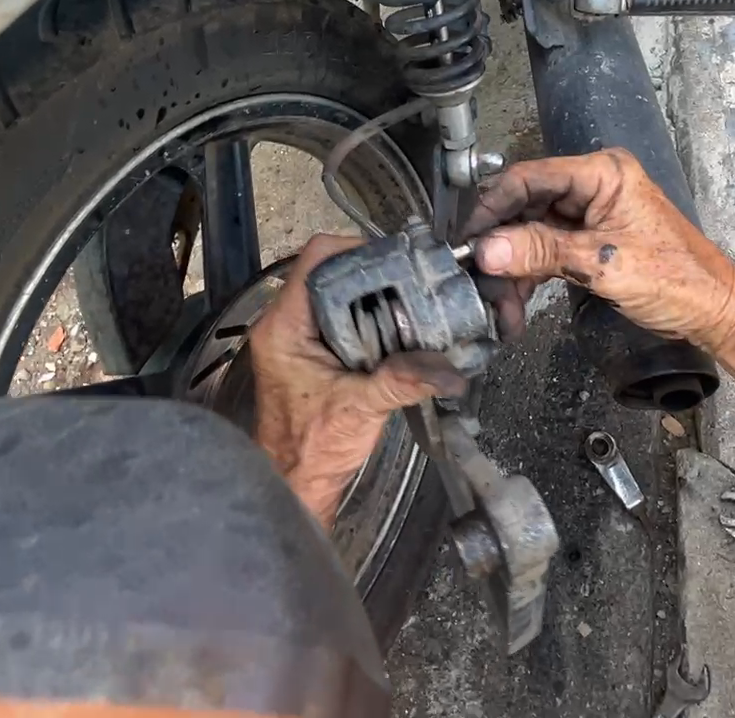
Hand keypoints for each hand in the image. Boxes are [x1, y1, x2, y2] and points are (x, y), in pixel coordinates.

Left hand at [249, 234, 466, 527]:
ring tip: (408, 296)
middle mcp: (285, 323)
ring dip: (371, 292)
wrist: (297, 485)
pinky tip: (396, 324)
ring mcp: (298, 336)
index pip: (316, 259)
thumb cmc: (311, 450)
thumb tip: (449, 368)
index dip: (356, 249)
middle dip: (371, 269)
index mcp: (284, 327)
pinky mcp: (312, 350)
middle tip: (410, 277)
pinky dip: (368, 313)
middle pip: (329, 269)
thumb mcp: (361, 410)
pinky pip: (341, 314)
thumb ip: (403, 381)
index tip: (394, 260)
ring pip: (337, 290)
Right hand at [463, 149, 734, 352]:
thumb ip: (542, 252)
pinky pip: (546, 251)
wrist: (714, 312)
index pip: (531, 177)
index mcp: (603, 173)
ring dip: (513, 268)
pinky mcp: (588, 241)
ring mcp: (590, 214)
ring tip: (499, 304)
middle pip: (527, 206)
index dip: (494, 206)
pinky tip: (515, 303)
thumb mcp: (604, 264)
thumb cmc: (677, 279)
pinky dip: (530, 276)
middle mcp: (593, 186)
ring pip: (532, 232)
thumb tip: (487, 250)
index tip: (467, 236)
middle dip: (501, 244)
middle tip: (476, 275)